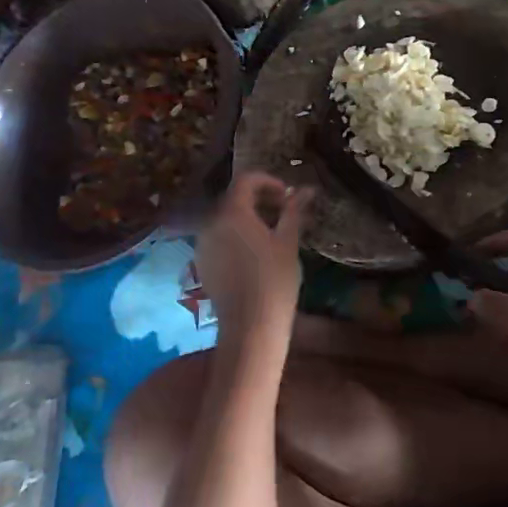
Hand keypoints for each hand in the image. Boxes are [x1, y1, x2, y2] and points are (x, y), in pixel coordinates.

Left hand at [193, 173, 309, 337]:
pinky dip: (235, 236)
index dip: (268, 181)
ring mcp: (202, 243)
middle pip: (234, 198)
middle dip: (259, 200)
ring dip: (247, 218)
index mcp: (232, 212)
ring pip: (225, 219)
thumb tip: (306, 189)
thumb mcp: (288, 242)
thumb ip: (293, 211)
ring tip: (272, 234)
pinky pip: (218, 238)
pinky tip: (254, 253)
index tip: (287, 196)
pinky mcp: (201, 262)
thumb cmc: (274, 280)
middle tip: (284, 213)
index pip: (246, 180)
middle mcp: (211, 222)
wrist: (250, 326)